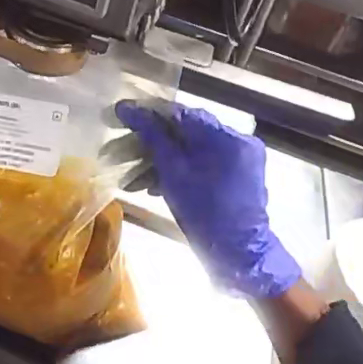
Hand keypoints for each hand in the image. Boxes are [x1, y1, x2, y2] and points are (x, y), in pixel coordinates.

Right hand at [115, 101, 300, 299]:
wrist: (239, 254)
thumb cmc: (204, 213)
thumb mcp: (172, 174)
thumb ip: (153, 138)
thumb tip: (131, 109)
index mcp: (224, 135)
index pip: (180, 113)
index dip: (148, 113)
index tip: (120, 113)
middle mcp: (238, 139)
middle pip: (186, 132)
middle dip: (152, 142)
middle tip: (122, 148)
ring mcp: (242, 158)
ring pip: (194, 150)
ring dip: (163, 160)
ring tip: (133, 177)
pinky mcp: (241, 175)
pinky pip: (206, 164)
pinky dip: (182, 170)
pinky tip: (154, 185)